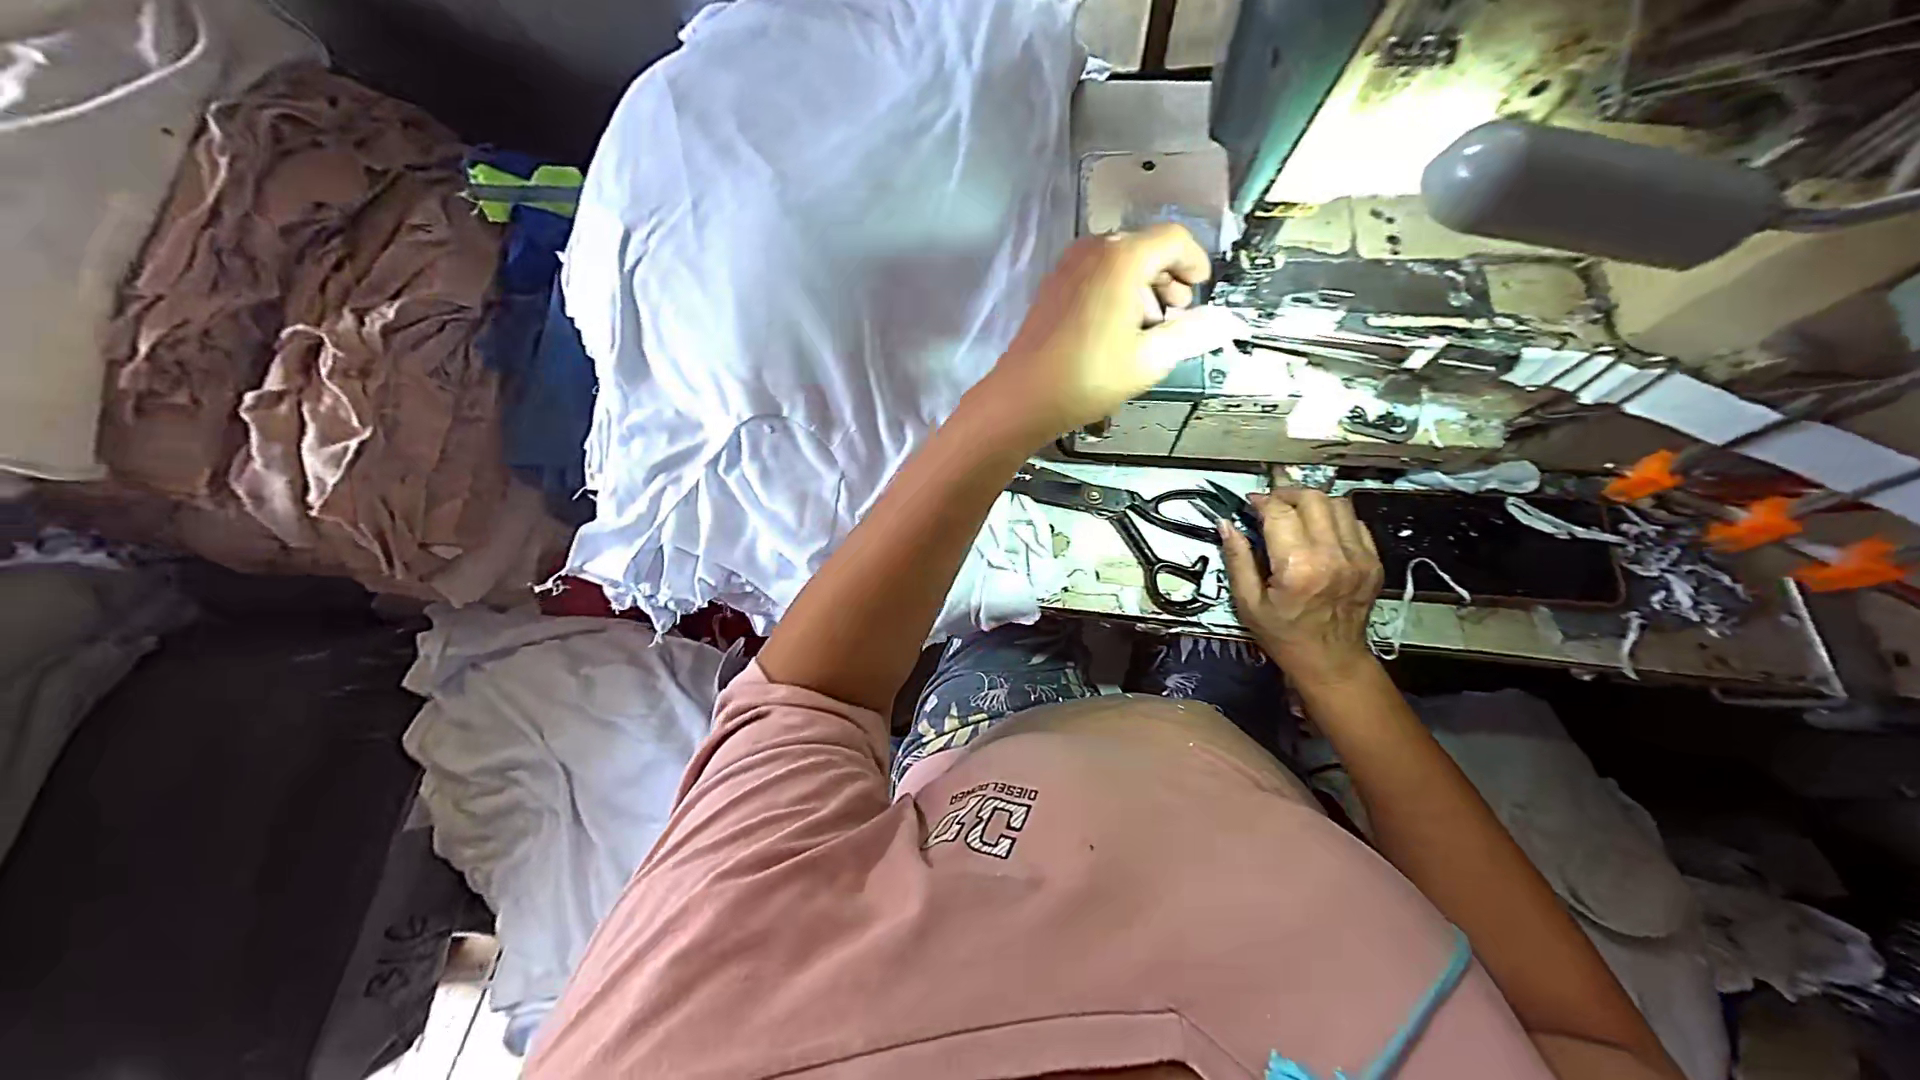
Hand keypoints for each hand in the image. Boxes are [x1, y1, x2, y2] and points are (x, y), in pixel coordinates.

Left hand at [975, 224, 1243, 441]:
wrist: (1024, 397)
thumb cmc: (1087, 378)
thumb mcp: (1150, 359)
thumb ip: (1192, 333)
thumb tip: (1224, 321)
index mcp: (1122, 259)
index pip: (1173, 239)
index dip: (1195, 261)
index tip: (1201, 286)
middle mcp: (1093, 252)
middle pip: (1145, 247)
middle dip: (1168, 277)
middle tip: (1176, 312)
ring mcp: (1068, 267)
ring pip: (1119, 262)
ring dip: (1142, 286)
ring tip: (1147, 328)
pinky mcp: (1052, 286)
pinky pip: (1095, 274)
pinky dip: (1115, 291)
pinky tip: (1116, 329)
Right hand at [1218, 489, 1385, 683]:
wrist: (1331, 659)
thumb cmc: (1283, 634)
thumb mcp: (1247, 602)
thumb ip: (1237, 559)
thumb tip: (1226, 524)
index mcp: (1298, 567)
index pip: (1280, 513)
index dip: (1261, 501)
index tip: (1249, 504)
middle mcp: (1332, 556)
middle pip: (1312, 499)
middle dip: (1287, 495)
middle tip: (1271, 505)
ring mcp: (1358, 558)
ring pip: (1338, 504)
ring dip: (1312, 503)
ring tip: (1295, 514)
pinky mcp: (1373, 561)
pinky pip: (1355, 522)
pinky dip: (1334, 519)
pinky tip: (1318, 531)